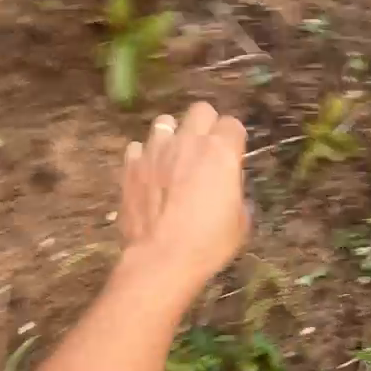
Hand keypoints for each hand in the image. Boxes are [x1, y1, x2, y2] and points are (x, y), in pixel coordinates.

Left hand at [119, 102, 249, 288]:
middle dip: (206, 127)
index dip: (235, 142)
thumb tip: (231, 192)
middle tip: (206, 153)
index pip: (233, 126)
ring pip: (166, 123)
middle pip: (200, 111)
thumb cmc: (208, 245)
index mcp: (220, 153)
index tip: (233, 159)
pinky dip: (146, 158)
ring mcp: (155, 149)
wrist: (162, 259)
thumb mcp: (240, 225)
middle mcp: (188, 141)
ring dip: (173, 137)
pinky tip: (150, 176)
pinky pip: (139, 148)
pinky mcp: (131, 164)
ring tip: (174, 161)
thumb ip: (237, 197)